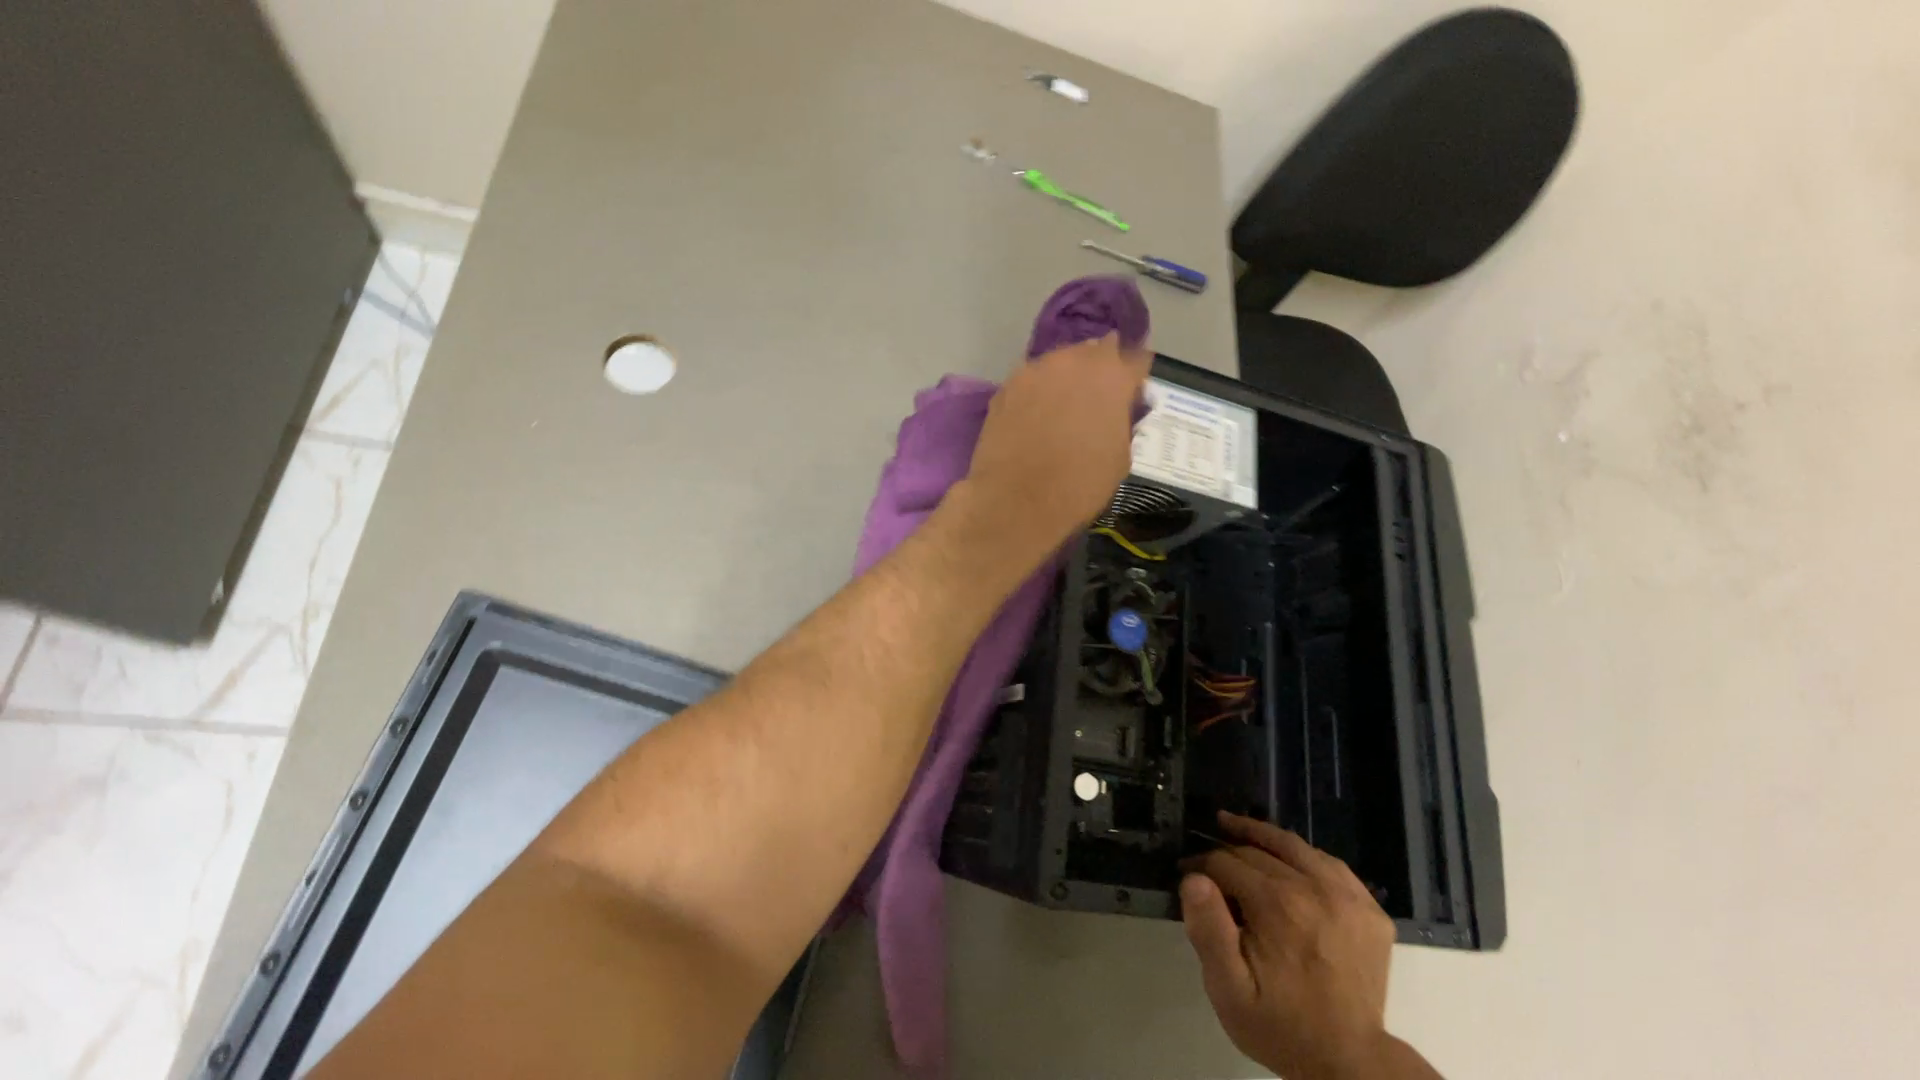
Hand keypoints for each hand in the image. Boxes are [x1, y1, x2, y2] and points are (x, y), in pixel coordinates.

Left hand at [962, 333, 1151, 555]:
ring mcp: (1036, 370)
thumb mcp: (1121, 456)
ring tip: (1065, 405)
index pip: (1136, 358)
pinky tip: (1037, 415)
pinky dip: (1039, 391)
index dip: (1135, 375)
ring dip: (1067, 377)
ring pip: (1060, 362)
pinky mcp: (1007, 385)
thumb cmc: (1080, 484)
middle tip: (1098, 396)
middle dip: (1100, 370)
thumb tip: (1115, 412)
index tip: (1134, 390)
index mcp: (1113, 377)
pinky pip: (1032, 380)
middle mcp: (1075, 361)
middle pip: (1095, 352)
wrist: (1017, 500)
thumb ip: (1121, 422)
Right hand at [1181, 813, 1398, 1079]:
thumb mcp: (1229, 989)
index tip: (1185, 873)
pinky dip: (1304, 855)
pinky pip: (1332, 865)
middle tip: (1205, 858)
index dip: (1201, 864)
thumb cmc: (1279, 1025)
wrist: (1348, 1061)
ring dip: (1264, 836)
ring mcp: (1349, 897)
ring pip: (1298, 848)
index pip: (1228, 863)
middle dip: (1227, 851)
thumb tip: (1194, 878)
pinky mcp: (1370, 910)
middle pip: (1260, 852)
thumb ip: (1208, 930)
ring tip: (1236, 827)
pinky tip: (1288, 857)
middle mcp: (1315, 888)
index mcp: (1278, 905)